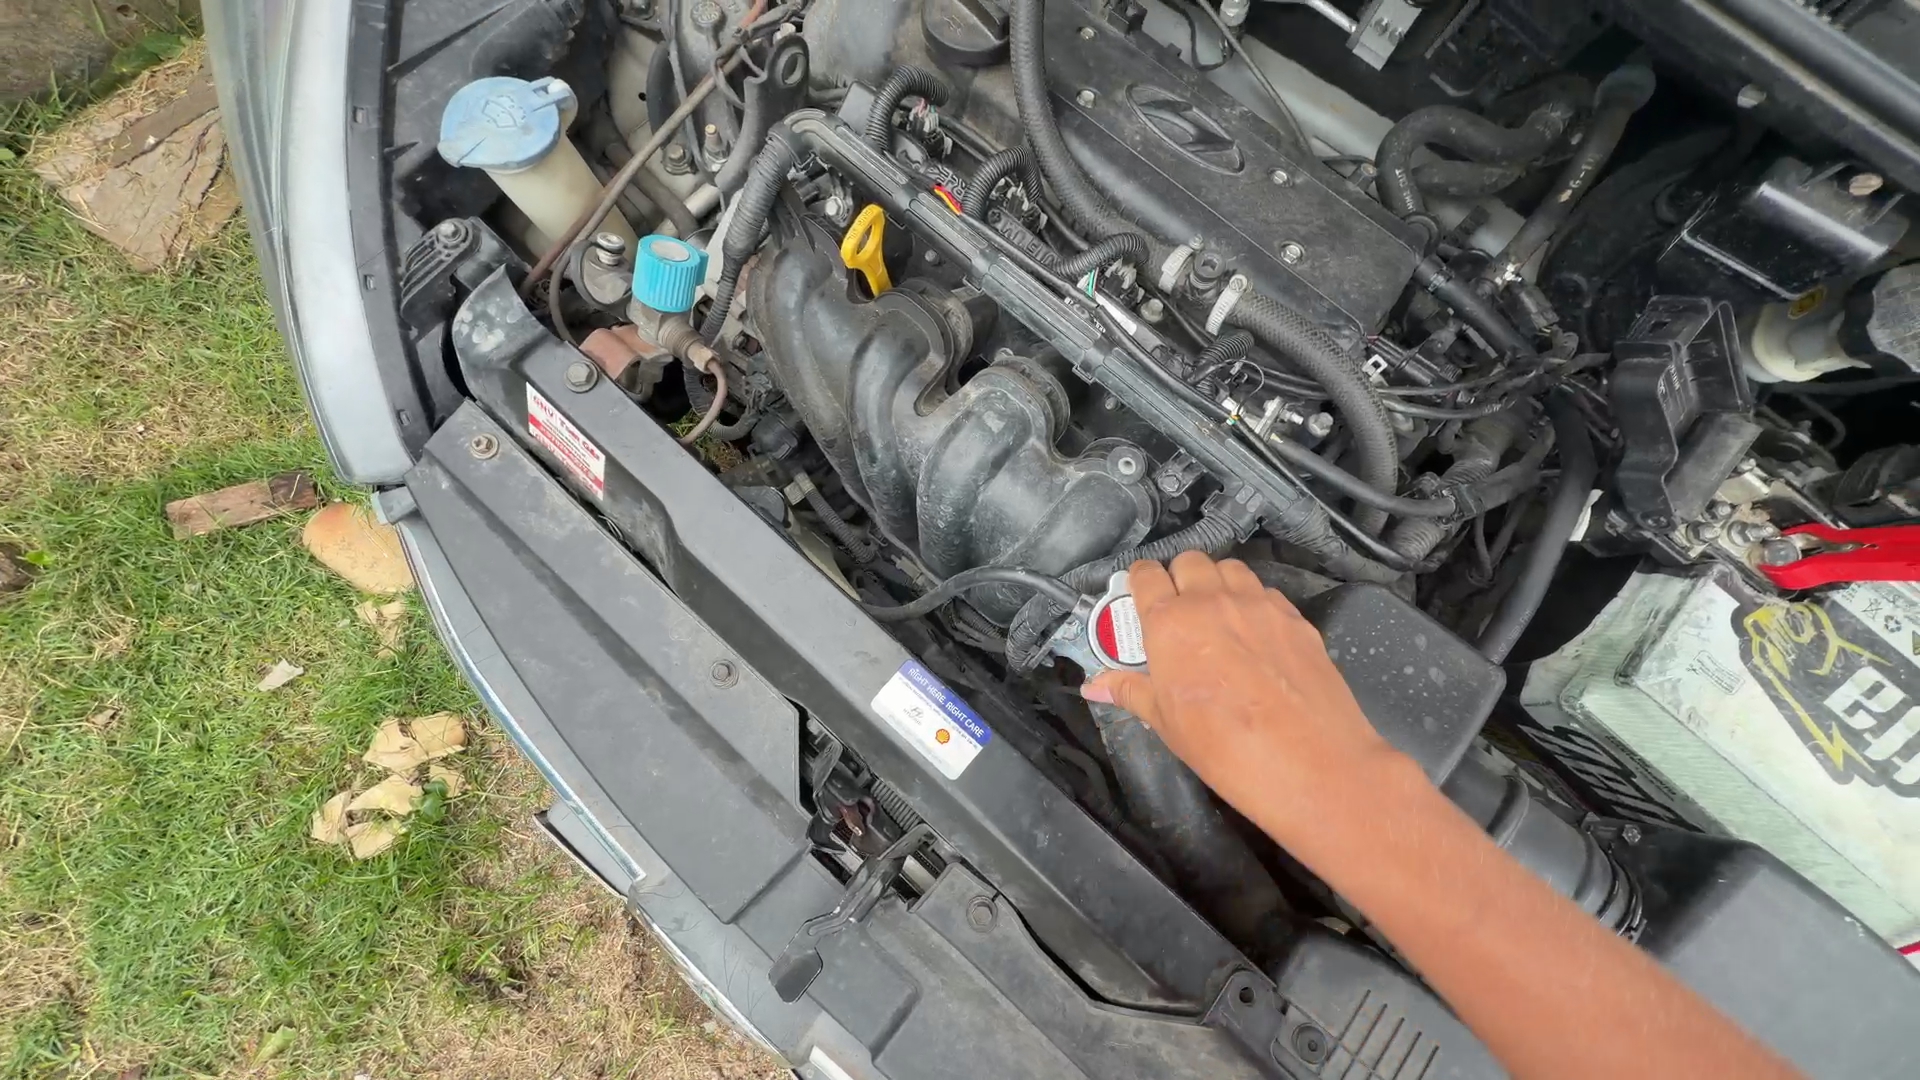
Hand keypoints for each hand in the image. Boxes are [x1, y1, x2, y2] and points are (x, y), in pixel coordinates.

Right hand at [1082, 553, 1409, 844]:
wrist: (1309, 761)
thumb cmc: (1222, 745)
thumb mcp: (1164, 722)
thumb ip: (1129, 691)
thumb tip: (1093, 686)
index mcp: (1169, 622)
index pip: (1145, 575)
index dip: (1139, 581)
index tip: (1139, 596)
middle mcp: (1211, 600)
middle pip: (1188, 561)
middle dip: (1178, 576)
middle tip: (1177, 609)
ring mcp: (1258, 604)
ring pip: (1229, 568)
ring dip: (1216, 582)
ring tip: (1216, 614)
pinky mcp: (1295, 617)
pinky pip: (1266, 592)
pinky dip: (1253, 602)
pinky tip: (1255, 634)